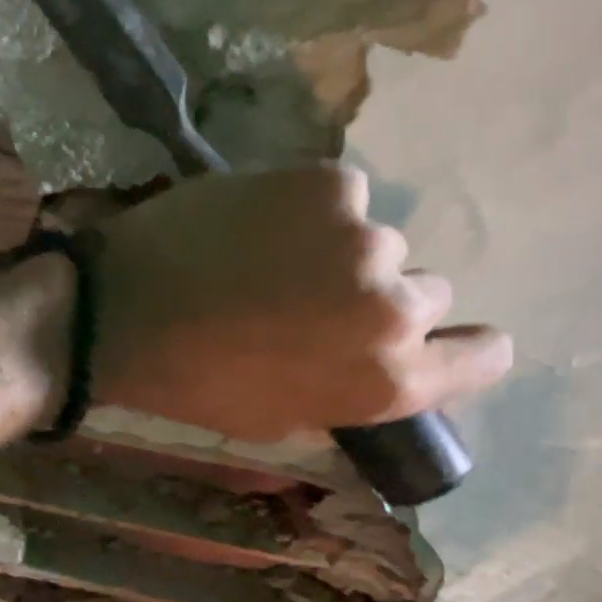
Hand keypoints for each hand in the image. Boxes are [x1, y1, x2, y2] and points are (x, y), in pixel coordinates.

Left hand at [69, 166, 513, 442]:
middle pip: (424, 291)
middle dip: (374, 297)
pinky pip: (339, 197)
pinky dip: (305, 209)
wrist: (115, 313)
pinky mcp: (329, 183)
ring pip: (376, 240)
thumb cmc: (186, 383)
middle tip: (303, 301)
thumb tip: (382, 368)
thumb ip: (344, 394)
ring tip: (262, 263)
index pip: (485, 354)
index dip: (457, 346)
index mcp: (385, 380)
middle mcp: (395, 307)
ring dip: (336, 250)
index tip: (431, 337)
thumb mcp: (269, 418)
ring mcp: (365, 237)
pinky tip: (248, 227)